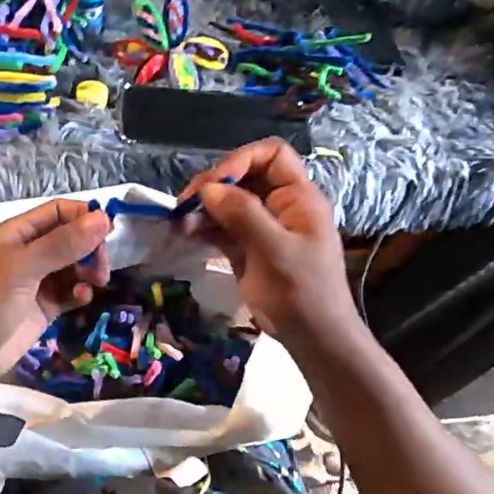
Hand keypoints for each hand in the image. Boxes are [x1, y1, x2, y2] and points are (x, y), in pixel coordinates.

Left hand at [0, 199, 112, 399]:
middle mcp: (27, 253)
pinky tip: (81, 299)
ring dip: (88, 271)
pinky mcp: (43, 307)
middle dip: (89, 248)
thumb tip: (104, 218)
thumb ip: (62, 244)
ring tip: (94, 284)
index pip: (57, 212)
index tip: (108, 232)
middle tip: (101, 268)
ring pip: (74, 266)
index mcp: (15, 234)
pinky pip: (70, 291)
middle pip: (70, 238)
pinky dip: (80, 292)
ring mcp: (36, 281)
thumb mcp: (21, 268)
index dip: (84, 217)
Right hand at [178, 138, 360, 347]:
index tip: (216, 184)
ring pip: (228, 203)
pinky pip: (222, 228)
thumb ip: (244, 215)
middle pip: (243, 177)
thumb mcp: (276, 251)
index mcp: (298, 198)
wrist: (314, 338)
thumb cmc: (303, 293)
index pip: (272, 155)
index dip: (242, 160)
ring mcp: (262, 228)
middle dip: (213, 186)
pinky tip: (185, 233)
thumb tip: (209, 189)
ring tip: (180, 223)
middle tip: (186, 204)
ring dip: (202, 208)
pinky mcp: (247, 249)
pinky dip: (203, 227)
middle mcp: (280, 206)